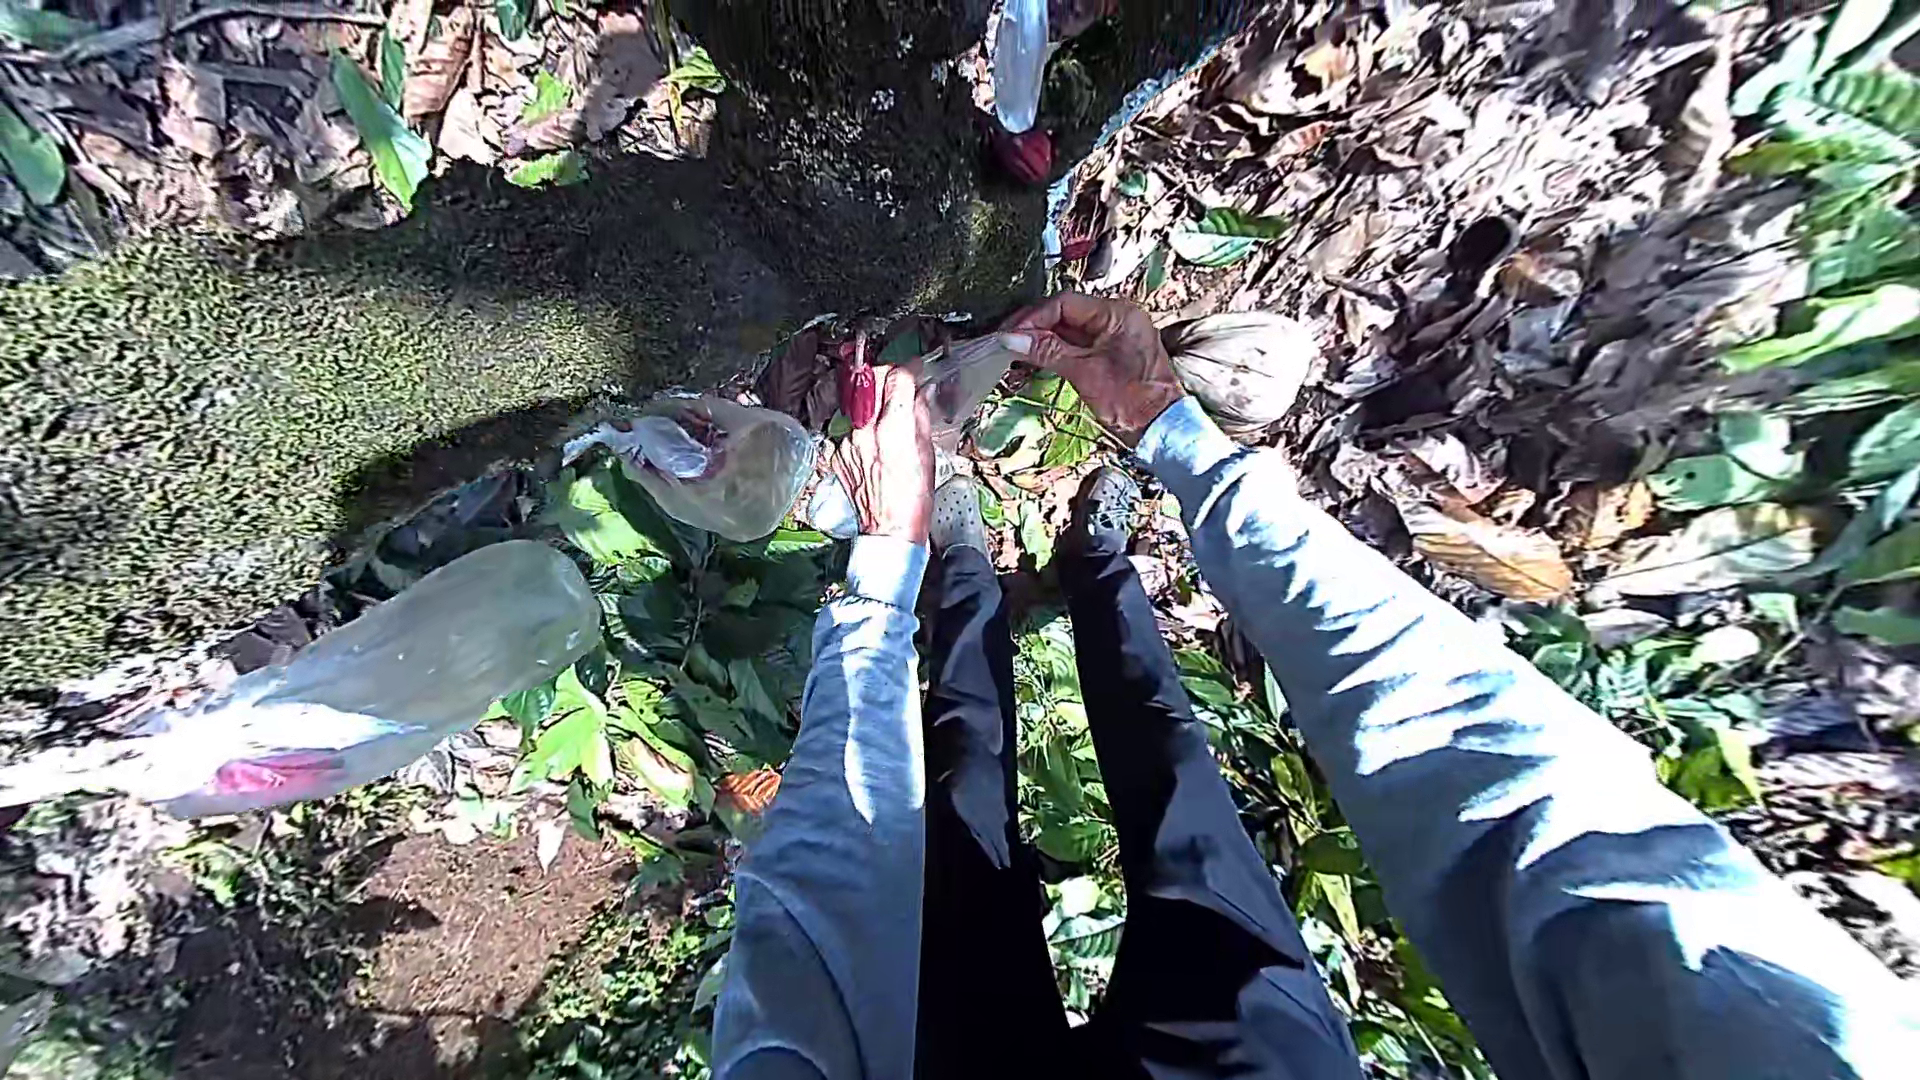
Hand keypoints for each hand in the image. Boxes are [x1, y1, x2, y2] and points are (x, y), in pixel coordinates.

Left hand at [830, 363, 933, 542]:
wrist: (889, 530)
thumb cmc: (913, 500)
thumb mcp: (928, 453)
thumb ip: (919, 416)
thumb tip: (918, 394)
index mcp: (893, 430)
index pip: (896, 378)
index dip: (908, 371)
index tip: (914, 372)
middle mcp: (865, 432)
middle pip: (871, 381)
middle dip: (887, 377)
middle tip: (899, 385)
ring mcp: (847, 443)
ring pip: (859, 404)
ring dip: (874, 404)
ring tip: (889, 420)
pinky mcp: (837, 453)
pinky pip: (850, 427)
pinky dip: (863, 428)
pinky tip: (875, 444)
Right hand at [1002, 292, 1184, 446]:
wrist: (1158, 428)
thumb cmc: (1130, 399)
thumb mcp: (1085, 372)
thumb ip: (1049, 351)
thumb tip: (1012, 339)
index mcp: (1117, 313)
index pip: (1065, 303)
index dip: (1034, 318)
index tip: (1010, 335)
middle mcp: (1115, 318)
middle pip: (1064, 314)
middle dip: (1034, 328)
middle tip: (1006, 343)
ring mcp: (1112, 337)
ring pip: (1067, 331)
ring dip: (1040, 341)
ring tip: (1014, 353)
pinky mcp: (1107, 355)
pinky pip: (1075, 346)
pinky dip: (1054, 352)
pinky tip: (1034, 360)